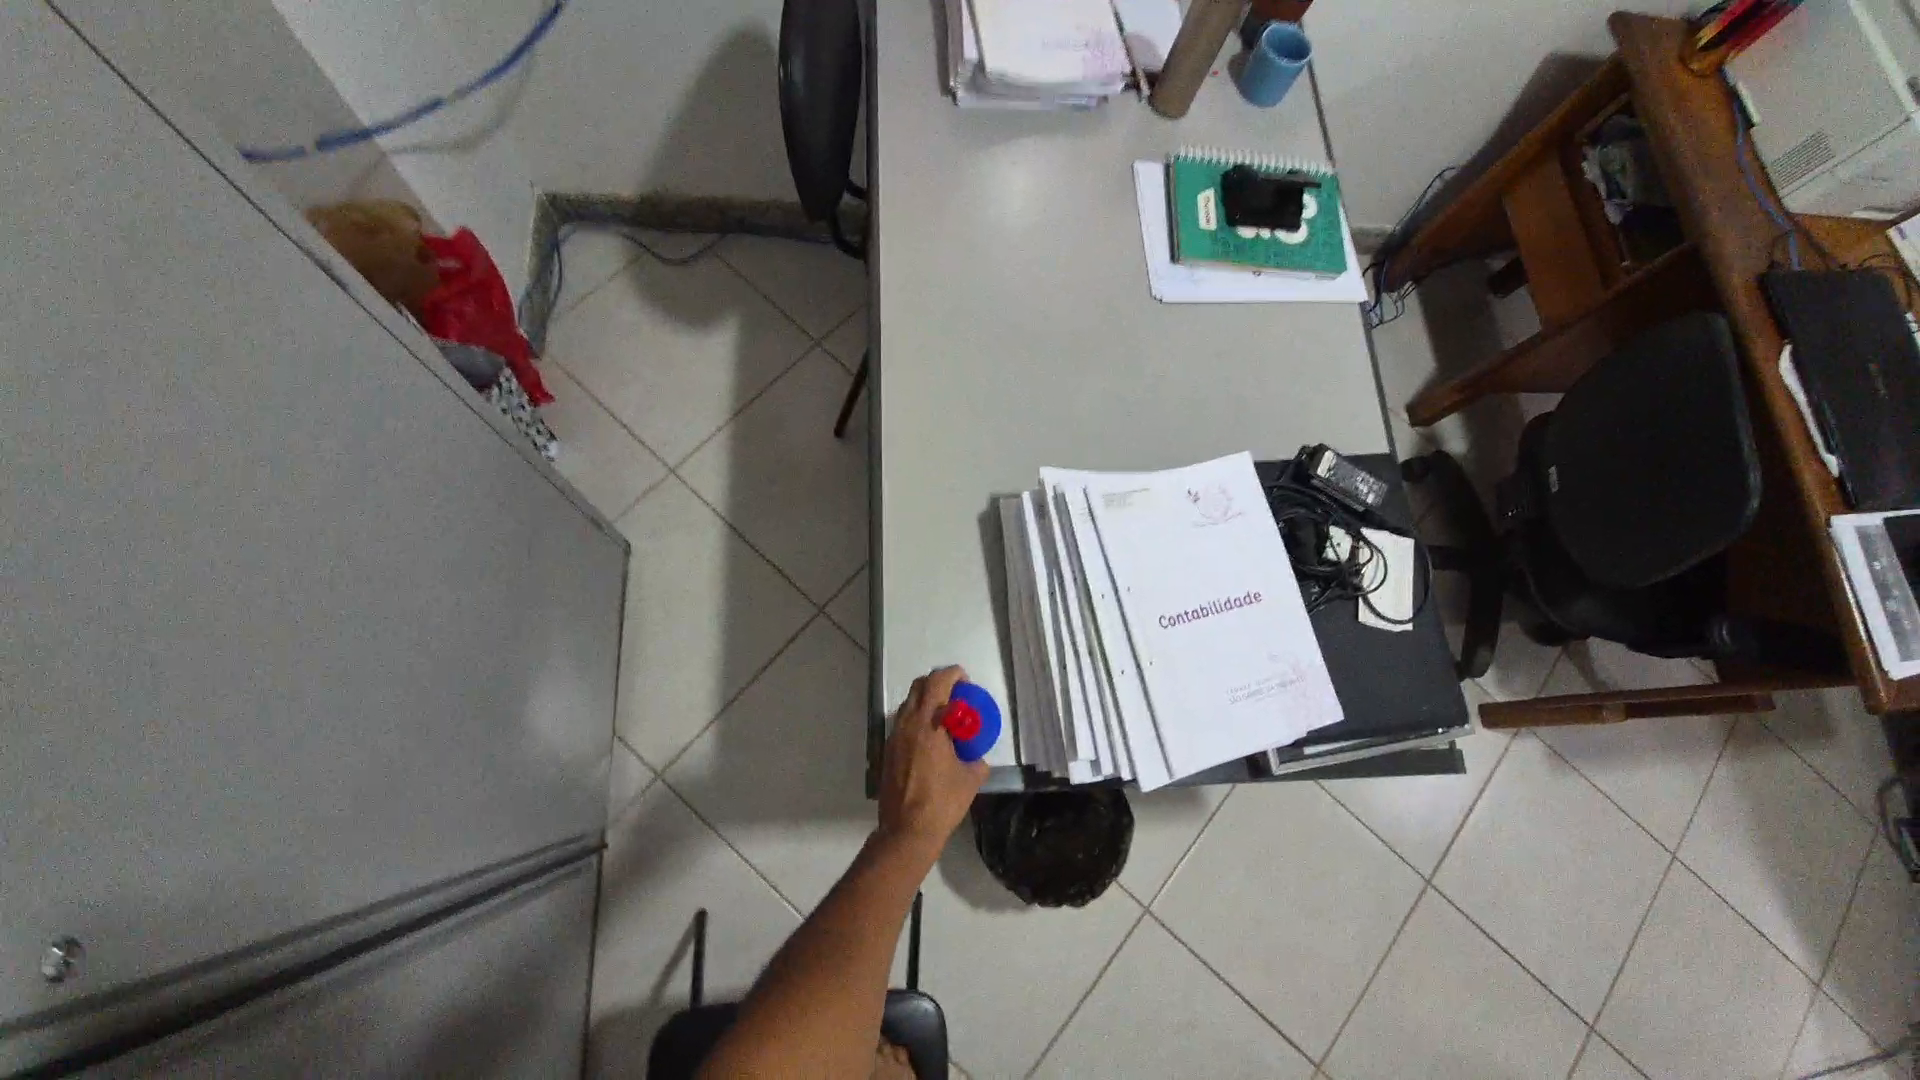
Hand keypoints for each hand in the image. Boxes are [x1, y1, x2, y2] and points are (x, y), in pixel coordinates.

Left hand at [876, 666, 989, 858]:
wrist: (907, 830)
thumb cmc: (942, 802)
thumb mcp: (971, 779)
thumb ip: (976, 760)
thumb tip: (977, 757)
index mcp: (929, 725)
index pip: (938, 683)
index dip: (952, 674)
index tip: (965, 679)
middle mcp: (908, 724)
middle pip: (919, 687)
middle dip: (937, 682)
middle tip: (955, 693)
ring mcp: (894, 737)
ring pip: (908, 704)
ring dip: (925, 701)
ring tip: (943, 716)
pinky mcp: (887, 752)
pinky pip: (902, 723)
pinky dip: (917, 720)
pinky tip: (930, 739)